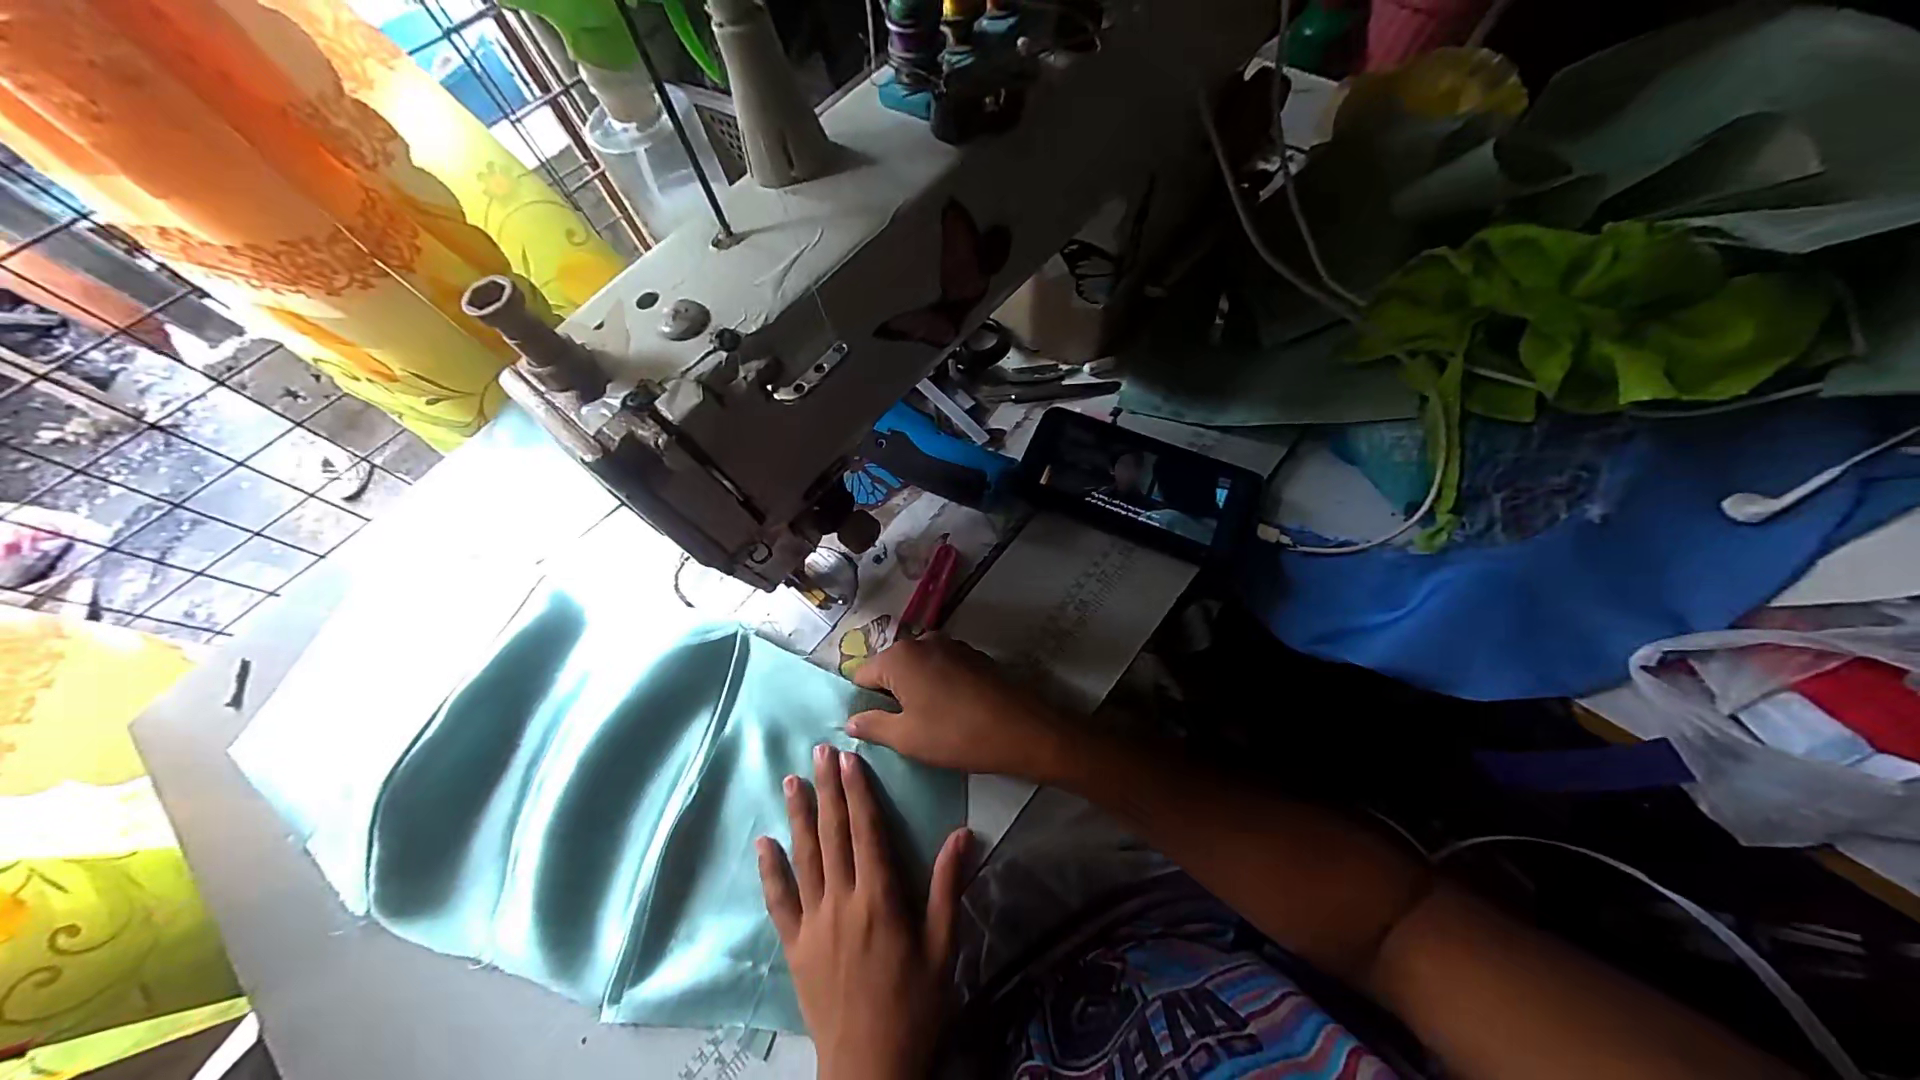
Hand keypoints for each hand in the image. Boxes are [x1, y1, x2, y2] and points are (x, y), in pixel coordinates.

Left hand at [759, 744, 968, 1079]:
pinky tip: (764, 843)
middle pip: (832, 834)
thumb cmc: (915, 1005)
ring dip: (798, 816)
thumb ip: (947, 887)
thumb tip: (962, 833)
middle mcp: (842, 901)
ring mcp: (813, 923)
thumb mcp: (943, 947)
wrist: (870, 1067)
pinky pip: (779, 901)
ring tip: (793, 781)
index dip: (858, 792)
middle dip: (827, 790)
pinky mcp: (794, 946)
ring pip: (804, 857)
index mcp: (880, 898)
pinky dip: (770, 870)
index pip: (866, 831)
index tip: (849, 759)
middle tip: (820, 752)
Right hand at [846, 635, 1071, 783]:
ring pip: (917, 667)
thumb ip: (872, 725)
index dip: (864, 703)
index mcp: (899, 657)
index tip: (875, 727)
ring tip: (929, 721)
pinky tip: (952, 710)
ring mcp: (951, 644)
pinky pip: (941, 667)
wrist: (1022, 729)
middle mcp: (922, 640)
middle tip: (902, 727)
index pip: (862, 675)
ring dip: (915, 690)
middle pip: (890, 667)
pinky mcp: (973, 654)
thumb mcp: (907, 738)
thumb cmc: (957, 735)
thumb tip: (850, 720)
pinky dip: (938, 685)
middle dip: (890, 694)